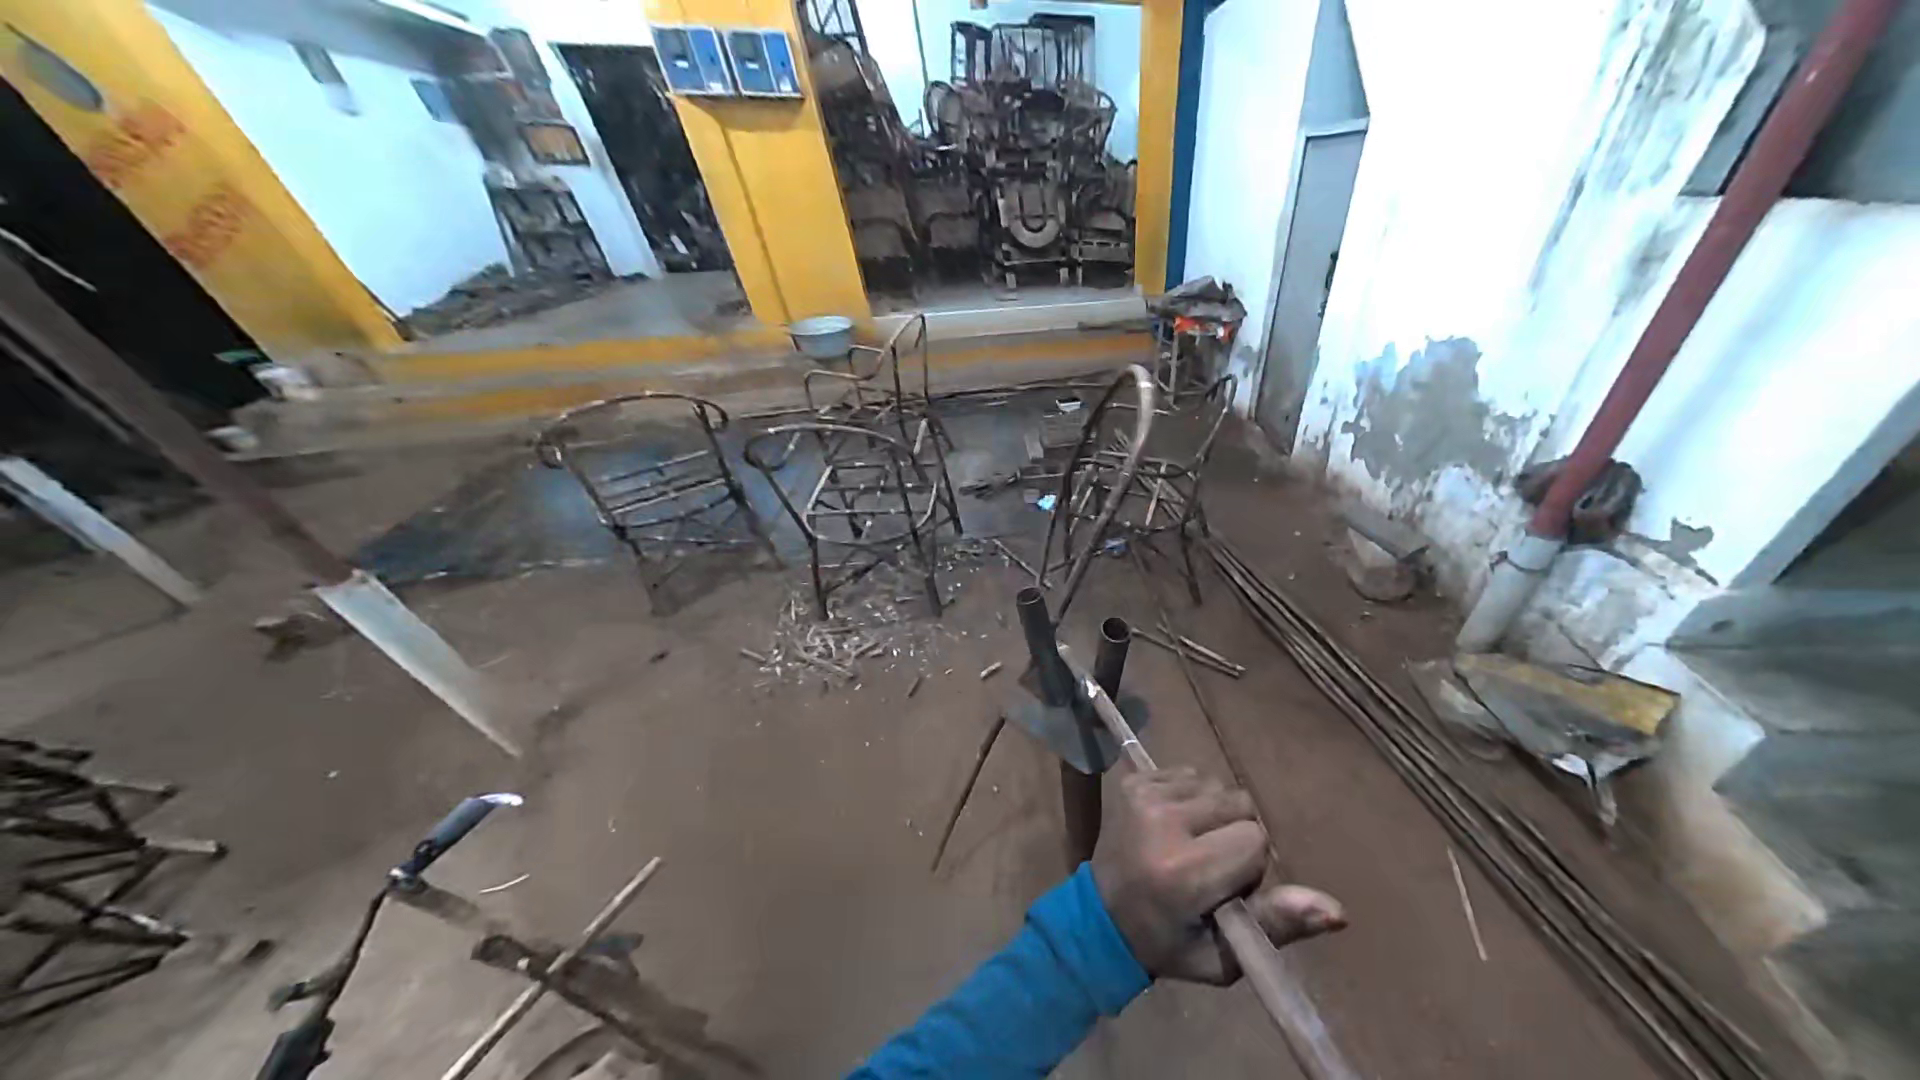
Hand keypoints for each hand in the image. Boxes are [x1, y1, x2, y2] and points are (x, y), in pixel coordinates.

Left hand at [1091, 767, 1344, 983]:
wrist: (1100, 914)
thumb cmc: (1167, 942)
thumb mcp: (1223, 956)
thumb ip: (1277, 925)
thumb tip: (1337, 911)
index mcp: (1182, 869)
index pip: (1255, 840)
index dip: (1251, 866)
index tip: (1227, 887)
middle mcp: (1161, 821)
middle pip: (1239, 804)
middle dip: (1237, 834)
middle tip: (1209, 865)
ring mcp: (1143, 794)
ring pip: (1215, 785)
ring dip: (1215, 814)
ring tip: (1190, 844)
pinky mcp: (1133, 780)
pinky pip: (1188, 774)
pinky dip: (1191, 797)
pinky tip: (1174, 825)